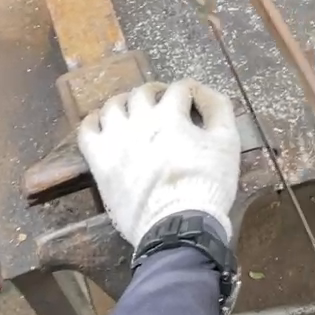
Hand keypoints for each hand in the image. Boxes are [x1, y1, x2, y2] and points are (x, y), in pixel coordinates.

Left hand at [77, 80, 239, 244]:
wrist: (178, 226)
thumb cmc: (206, 184)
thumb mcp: (227, 143)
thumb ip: (219, 110)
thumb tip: (204, 92)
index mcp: (170, 113)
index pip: (179, 88)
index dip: (188, 92)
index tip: (192, 102)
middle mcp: (138, 119)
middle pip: (143, 93)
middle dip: (156, 94)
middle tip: (163, 105)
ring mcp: (115, 139)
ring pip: (113, 106)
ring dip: (125, 104)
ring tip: (132, 112)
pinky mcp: (100, 161)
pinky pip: (87, 131)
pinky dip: (94, 122)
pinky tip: (102, 125)